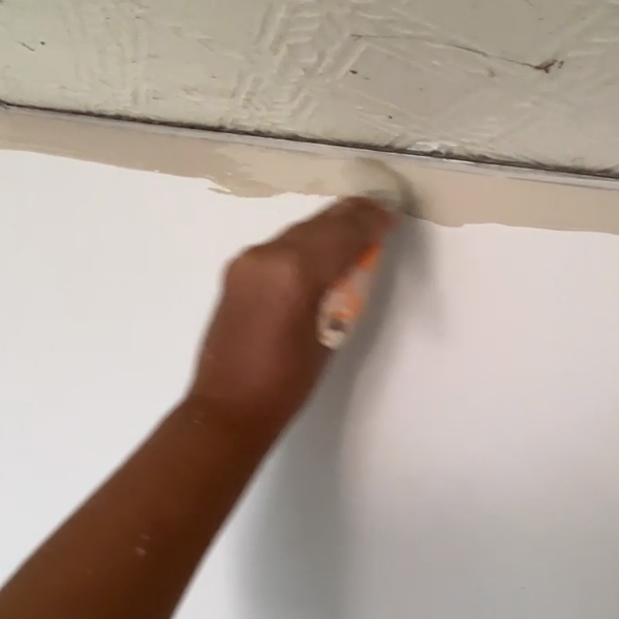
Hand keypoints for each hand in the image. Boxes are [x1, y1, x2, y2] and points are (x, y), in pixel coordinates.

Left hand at [185, 197, 392, 436]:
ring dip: (326, 228)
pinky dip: (303, 243)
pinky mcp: (236, 272)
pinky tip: (320, 248)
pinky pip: (278, 247)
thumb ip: (340, 290)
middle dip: (349, 217)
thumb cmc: (287, 383)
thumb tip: (352, 263)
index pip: (342, 235)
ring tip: (354, 225)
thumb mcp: (328, 334)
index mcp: (294, 272)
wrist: (229, 407)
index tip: (389, 218)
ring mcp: (247, 262)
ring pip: (297, 232)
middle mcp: (267, 256)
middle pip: (318, 225)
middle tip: (377, 212)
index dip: (369, 224)